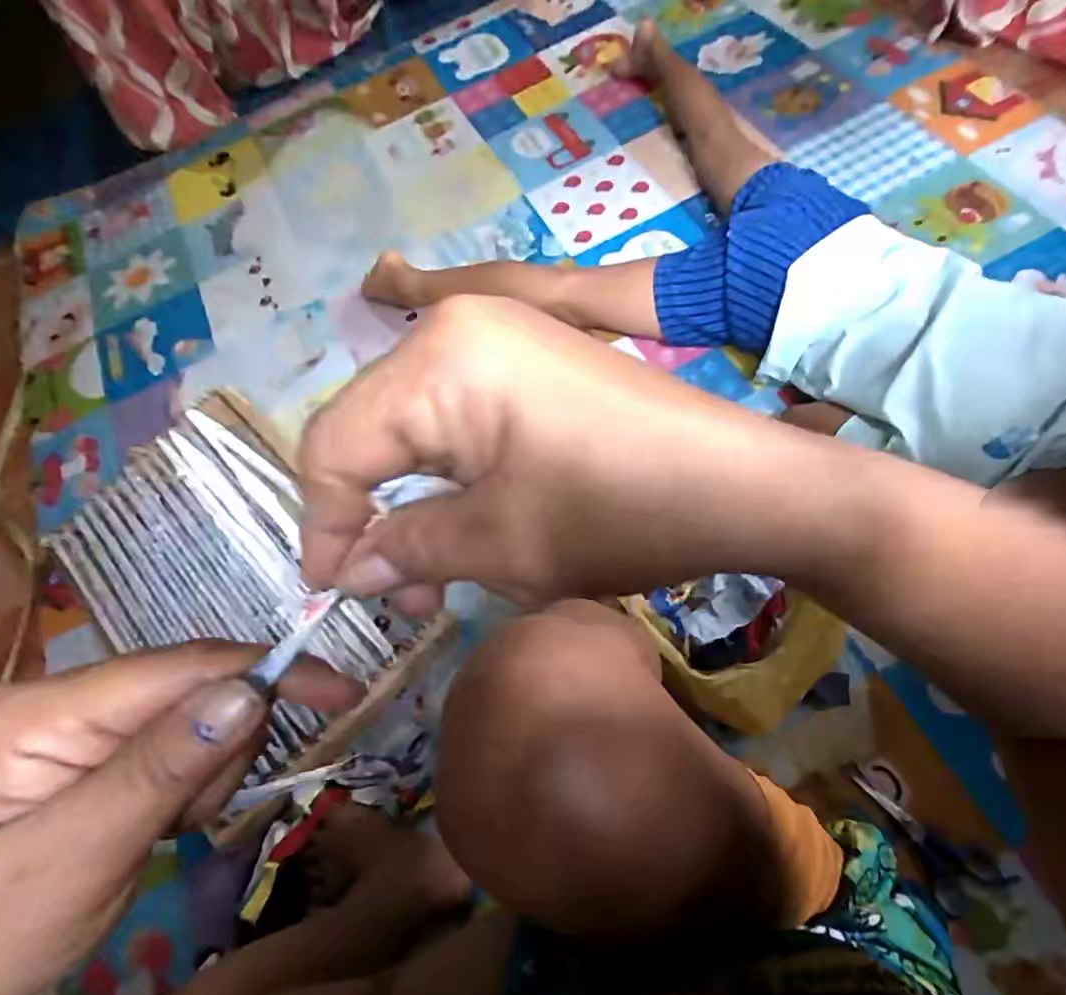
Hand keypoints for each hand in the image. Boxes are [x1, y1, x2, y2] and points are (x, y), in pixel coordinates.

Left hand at [0, 645, 356, 994]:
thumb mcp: (73, 860)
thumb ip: (161, 768)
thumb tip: (249, 690)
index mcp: (33, 713)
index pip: (180, 666)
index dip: (269, 670)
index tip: (343, 691)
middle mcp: (54, 702)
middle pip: (192, 685)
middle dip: (226, 740)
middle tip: (200, 812)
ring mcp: (69, 728)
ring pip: (195, 714)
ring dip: (210, 768)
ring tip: (171, 827)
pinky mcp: (87, 754)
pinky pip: (177, 743)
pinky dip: (194, 780)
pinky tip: (163, 821)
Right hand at [300, 296, 859, 605]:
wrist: (741, 485)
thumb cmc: (619, 511)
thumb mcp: (502, 544)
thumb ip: (410, 549)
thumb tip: (350, 568)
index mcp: (439, 356)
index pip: (336, 444)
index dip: (324, 525)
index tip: (332, 593)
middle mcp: (464, 327)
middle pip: (380, 432)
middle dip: (382, 518)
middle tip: (407, 596)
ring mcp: (511, 338)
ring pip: (429, 433)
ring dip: (429, 506)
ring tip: (450, 577)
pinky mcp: (546, 363)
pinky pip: (475, 422)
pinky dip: (469, 480)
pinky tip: (490, 527)